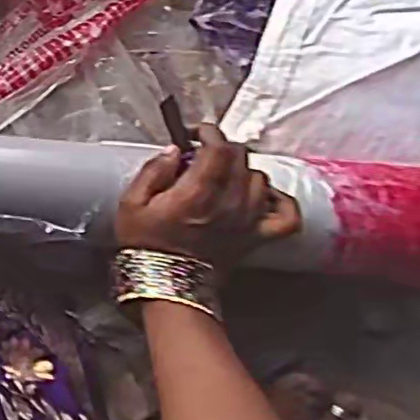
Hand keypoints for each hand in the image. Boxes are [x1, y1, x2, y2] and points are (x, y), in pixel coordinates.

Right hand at [116, 123, 300, 264]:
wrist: (166, 286)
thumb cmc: (145, 243)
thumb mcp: (132, 202)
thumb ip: (153, 171)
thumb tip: (175, 151)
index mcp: (197, 192)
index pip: (218, 148)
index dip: (208, 133)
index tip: (195, 133)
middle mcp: (229, 203)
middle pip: (241, 158)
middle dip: (222, 148)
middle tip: (204, 154)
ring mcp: (248, 221)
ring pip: (259, 178)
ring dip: (242, 170)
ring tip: (223, 175)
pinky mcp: (258, 237)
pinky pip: (287, 214)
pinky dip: (279, 199)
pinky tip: (262, 195)